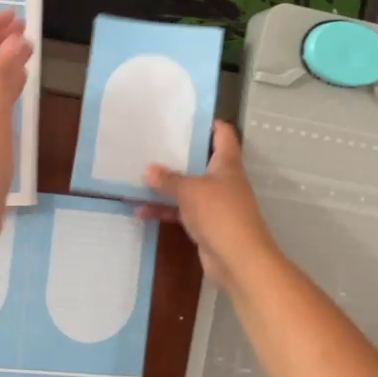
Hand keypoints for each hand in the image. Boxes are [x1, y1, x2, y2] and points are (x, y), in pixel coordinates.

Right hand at [140, 121, 280, 287]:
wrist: (238, 258)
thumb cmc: (219, 213)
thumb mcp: (190, 191)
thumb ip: (168, 179)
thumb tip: (148, 169)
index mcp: (227, 164)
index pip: (223, 134)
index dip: (210, 123)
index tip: (187, 117)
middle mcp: (224, 180)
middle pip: (201, 161)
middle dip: (179, 155)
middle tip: (154, 144)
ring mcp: (215, 204)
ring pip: (188, 189)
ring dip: (167, 186)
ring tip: (139, 177)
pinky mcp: (207, 225)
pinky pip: (182, 212)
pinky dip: (165, 211)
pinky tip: (141, 211)